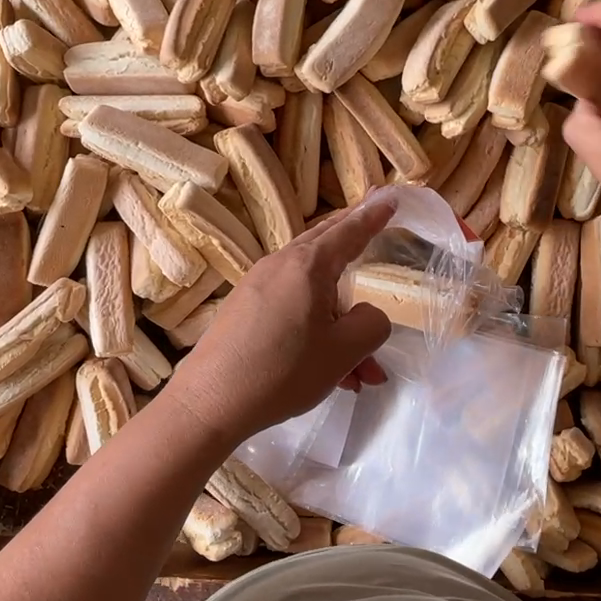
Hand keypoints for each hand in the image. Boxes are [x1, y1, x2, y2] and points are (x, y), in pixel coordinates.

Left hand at [161, 200, 395, 445]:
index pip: (350, 231)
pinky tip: (329, 375)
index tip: (390, 198)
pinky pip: (292, 308)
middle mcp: (281, 265)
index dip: (374, 216)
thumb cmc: (283, 371)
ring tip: (363, 373)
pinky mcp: (244, 310)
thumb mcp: (344, 351)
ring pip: (312, 291)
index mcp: (309, 265)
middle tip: (375, 220)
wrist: (210, 402)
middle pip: (326, 244)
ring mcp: (258, 287)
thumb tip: (366, 314)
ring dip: (341, 322)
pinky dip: (316, 331)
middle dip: (355, 240)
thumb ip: (371, 324)